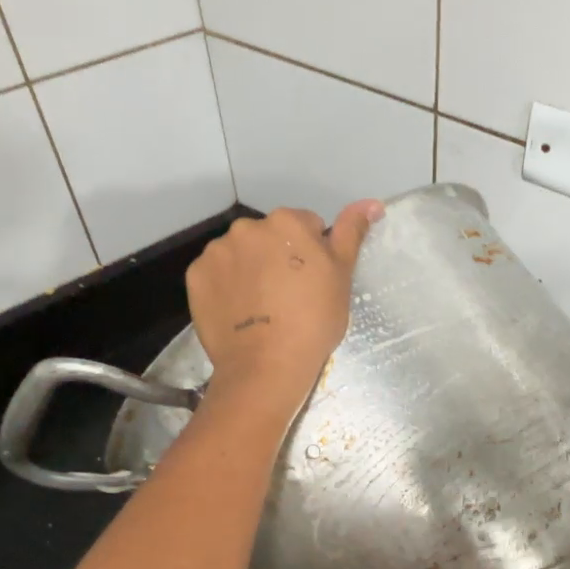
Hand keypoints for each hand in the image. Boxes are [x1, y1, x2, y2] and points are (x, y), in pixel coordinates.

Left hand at [185, 200, 383, 408]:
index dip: (313, 255)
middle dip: (278, 257)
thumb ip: (351, 233)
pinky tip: (240, 312)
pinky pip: (216, 274)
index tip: (313, 284)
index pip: (306, 226)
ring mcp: (217, 251)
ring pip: (241, 254)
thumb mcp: (342, 276)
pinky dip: (226, 287)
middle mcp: (248, 227)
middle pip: (270, 237)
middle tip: (290, 297)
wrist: (266, 366)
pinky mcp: (196, 276)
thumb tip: (372, 202)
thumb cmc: (313, 321)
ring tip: (263, 308)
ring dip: (251, 270)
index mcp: (287, 222)